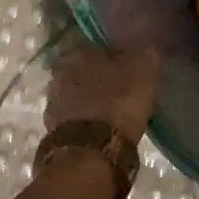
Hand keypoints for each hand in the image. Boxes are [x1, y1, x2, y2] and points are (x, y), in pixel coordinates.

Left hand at [43, 32, 159, 142]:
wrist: (90, 152)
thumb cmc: (117, 103)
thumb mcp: (142, 71)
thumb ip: (144, 54)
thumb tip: (146, 46)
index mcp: (79, 52)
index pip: (99, 46)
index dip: (116, 56)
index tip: (130, 67)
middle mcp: (60, 72)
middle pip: (85, 70)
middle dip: (101, 79)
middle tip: (122, 90)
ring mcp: (53, 102)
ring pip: (78, 94)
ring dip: (91, 100)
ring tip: (113, 112)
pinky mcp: (53, 129)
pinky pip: (75, 118)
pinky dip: (87, 121)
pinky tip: (101, 129)